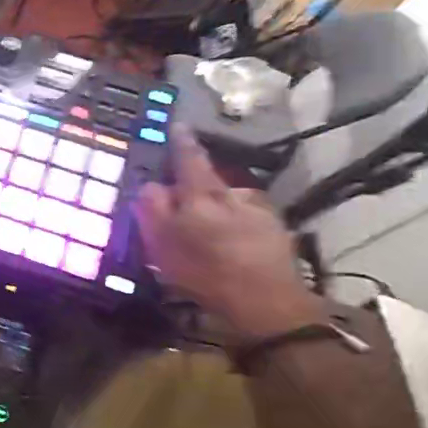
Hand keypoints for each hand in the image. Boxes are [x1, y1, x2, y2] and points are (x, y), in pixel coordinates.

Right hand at [134, 125, 324, 337]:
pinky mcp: (276, 231)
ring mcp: (261, 212)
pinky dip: (232, 230)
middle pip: (208, 186)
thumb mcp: (161, 243)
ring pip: (227, 205)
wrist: (264, 301)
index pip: (190, 160)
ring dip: (214, 215)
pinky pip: (245, 221)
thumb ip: (152, 210)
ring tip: (202, 243)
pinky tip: (226, 252)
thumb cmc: (204, 271)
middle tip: (177, 220)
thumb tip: (151, 186)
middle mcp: (236, 195)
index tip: (178, 126)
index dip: (181, 143)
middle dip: (192, 195)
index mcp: (204, 195)